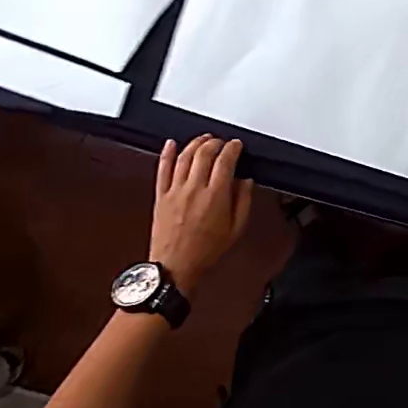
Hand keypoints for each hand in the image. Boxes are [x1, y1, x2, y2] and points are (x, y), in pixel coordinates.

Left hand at [149, 136, 254, 294]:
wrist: (176, 268)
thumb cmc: (205, 253)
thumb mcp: (236, 230)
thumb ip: (243, 202)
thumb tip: (246, 182)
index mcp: (216, 197)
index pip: (225, 161)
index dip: (232, 148)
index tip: (236, 146)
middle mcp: (194, 189)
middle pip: (204, 153)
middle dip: (215, 142)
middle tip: (221, 142)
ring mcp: (176, 191)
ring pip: (185, 156)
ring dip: (195, 143)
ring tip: (203, 139)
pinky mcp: (161, 196)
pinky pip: (163, 168)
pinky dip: (167, 153)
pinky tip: (171, 144)